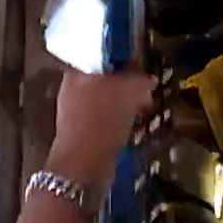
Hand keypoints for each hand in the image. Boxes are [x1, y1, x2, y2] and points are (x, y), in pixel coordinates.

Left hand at [43, 69, 155, 188]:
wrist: (83, 164)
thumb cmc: (104, 119)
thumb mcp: (129, 92)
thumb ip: (141, 81)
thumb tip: (150, 80)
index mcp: (78, 70)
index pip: (104, 58)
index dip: (126, 63)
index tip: (143, 73)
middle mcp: (72, 87)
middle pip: (106, 80)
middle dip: (128, 88)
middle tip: (146, 96)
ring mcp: (73, 111)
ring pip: (105, 101)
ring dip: (124, 107)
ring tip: (142, 114)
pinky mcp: (79, 132)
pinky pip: (103, 120)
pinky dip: (117, 123)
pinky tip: (130, 130)